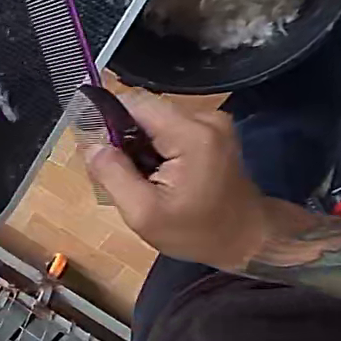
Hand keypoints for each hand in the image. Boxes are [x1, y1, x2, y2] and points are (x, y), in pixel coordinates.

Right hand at [85, 92, 272, 270]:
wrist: (249, 238)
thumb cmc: (198, 232)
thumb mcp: (145, 214)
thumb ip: (113, 176)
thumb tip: (91, 146)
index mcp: (190, 133)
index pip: (135, 102)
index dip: (109, 120)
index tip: (100, 150)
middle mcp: (204, 117)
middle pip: (146, 111)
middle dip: (125, 138)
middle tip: (123, 175)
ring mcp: (212, 122)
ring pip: (156, 121)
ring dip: (141, 146)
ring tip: (143, 179)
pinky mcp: (213, 131)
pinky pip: (171, 129)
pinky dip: (158, 149)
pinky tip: (160, 176)